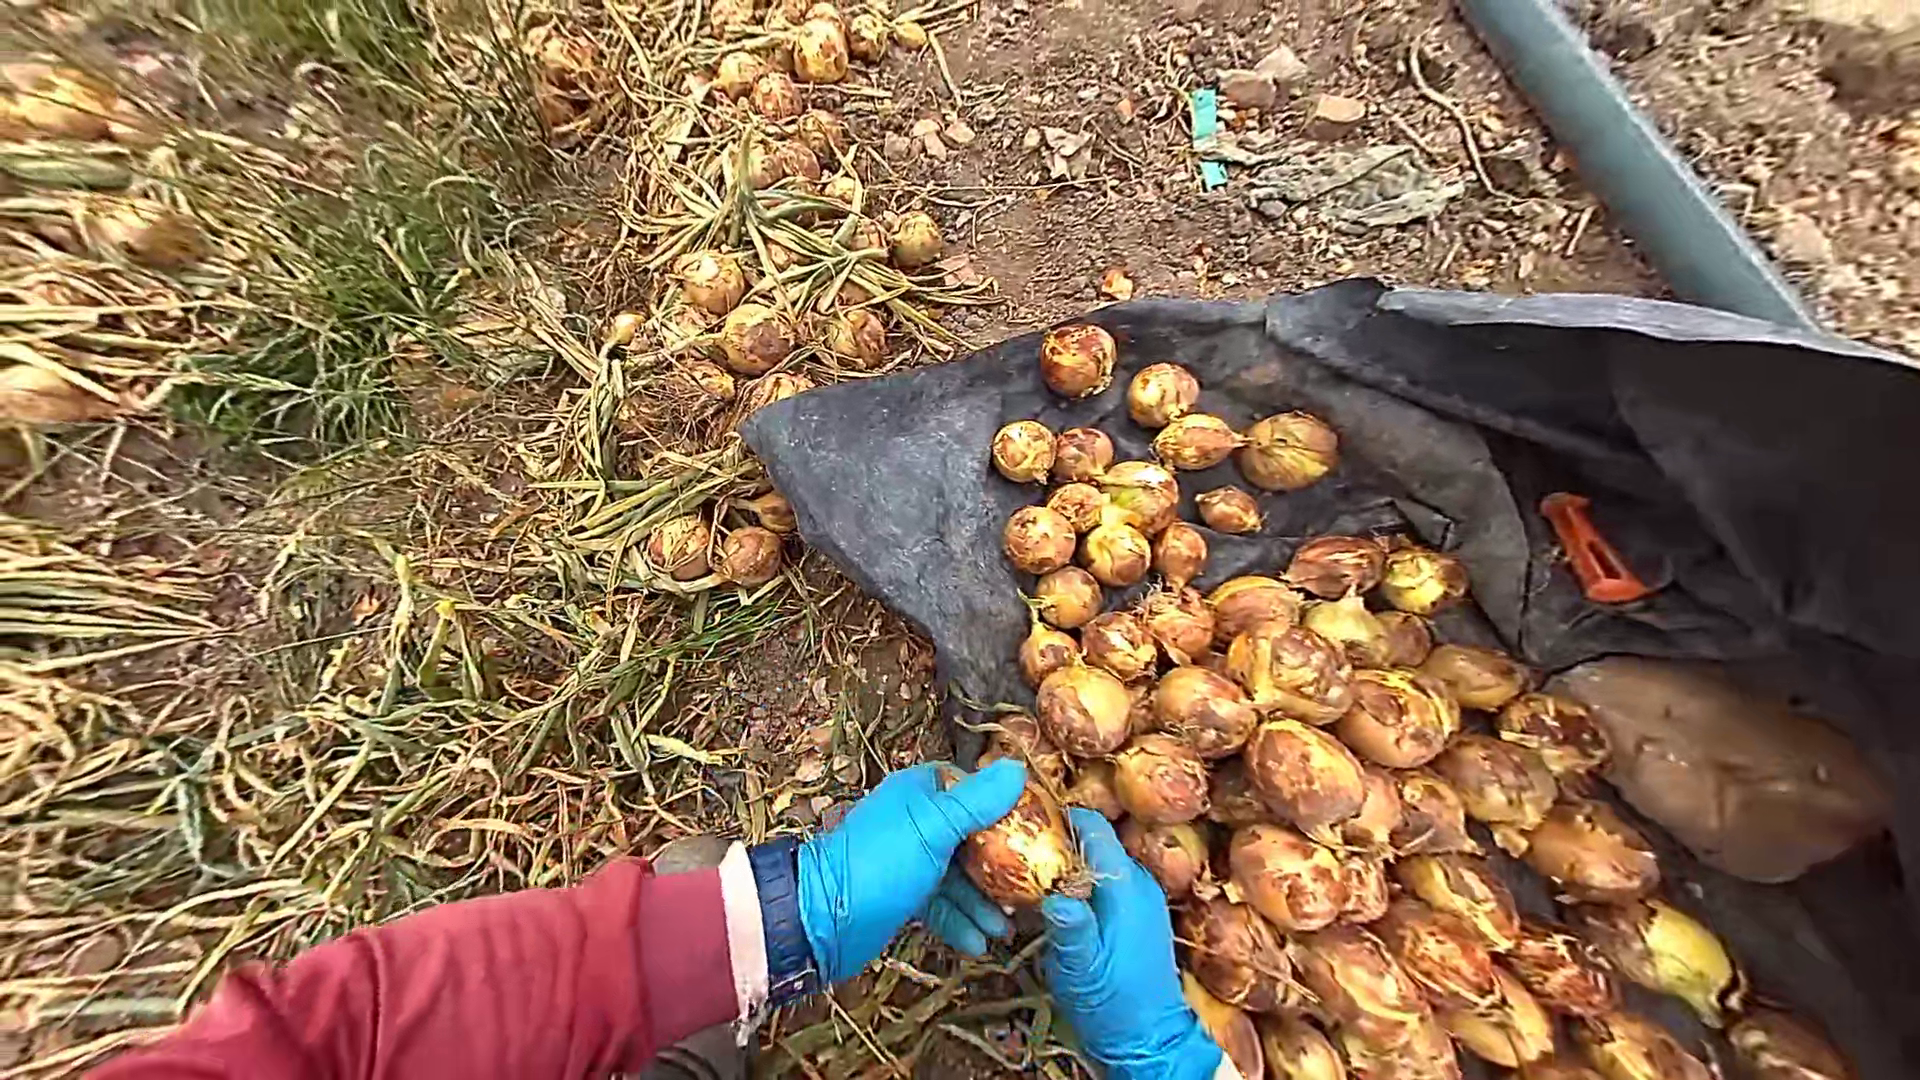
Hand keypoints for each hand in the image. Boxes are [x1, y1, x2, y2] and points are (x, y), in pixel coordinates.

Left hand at [796, 759, 1026, 981]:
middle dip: (997, 865)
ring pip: (957, 873)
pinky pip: (940, 902)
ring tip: (1005, 929)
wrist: (822, 918)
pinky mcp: (903, 893)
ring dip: (981, 900)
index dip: (1002, 808)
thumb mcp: (935, 827)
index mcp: (921, 790)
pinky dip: (958, 919)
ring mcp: (909, 857)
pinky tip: (978, 943)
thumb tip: (1018, 767)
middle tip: (1026, 889)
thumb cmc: (884, 861)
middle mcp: (917, 819)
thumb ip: (978, 801)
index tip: (1032, 830)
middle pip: (969, 835)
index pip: (971, 789)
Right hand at [1042, 809, 1223, 1079]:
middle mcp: (1138, 878)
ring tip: (1038, 878)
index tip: (1031, 825)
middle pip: (1095, 838)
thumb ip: (1070, 927)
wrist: (1152, 1045)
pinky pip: (1109, 878)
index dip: (1060, 818)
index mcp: (1124, 882)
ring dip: (1072, 862)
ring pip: (1101, 857)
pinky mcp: (1141, 910)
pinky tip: (1064, 902)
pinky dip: (1085, 880)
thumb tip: (1053, 895)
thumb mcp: (1081, 968)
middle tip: (1027, 852)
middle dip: (1061, 840)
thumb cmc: (1112, 1005)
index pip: (1093, 824)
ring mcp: (1142, 893)